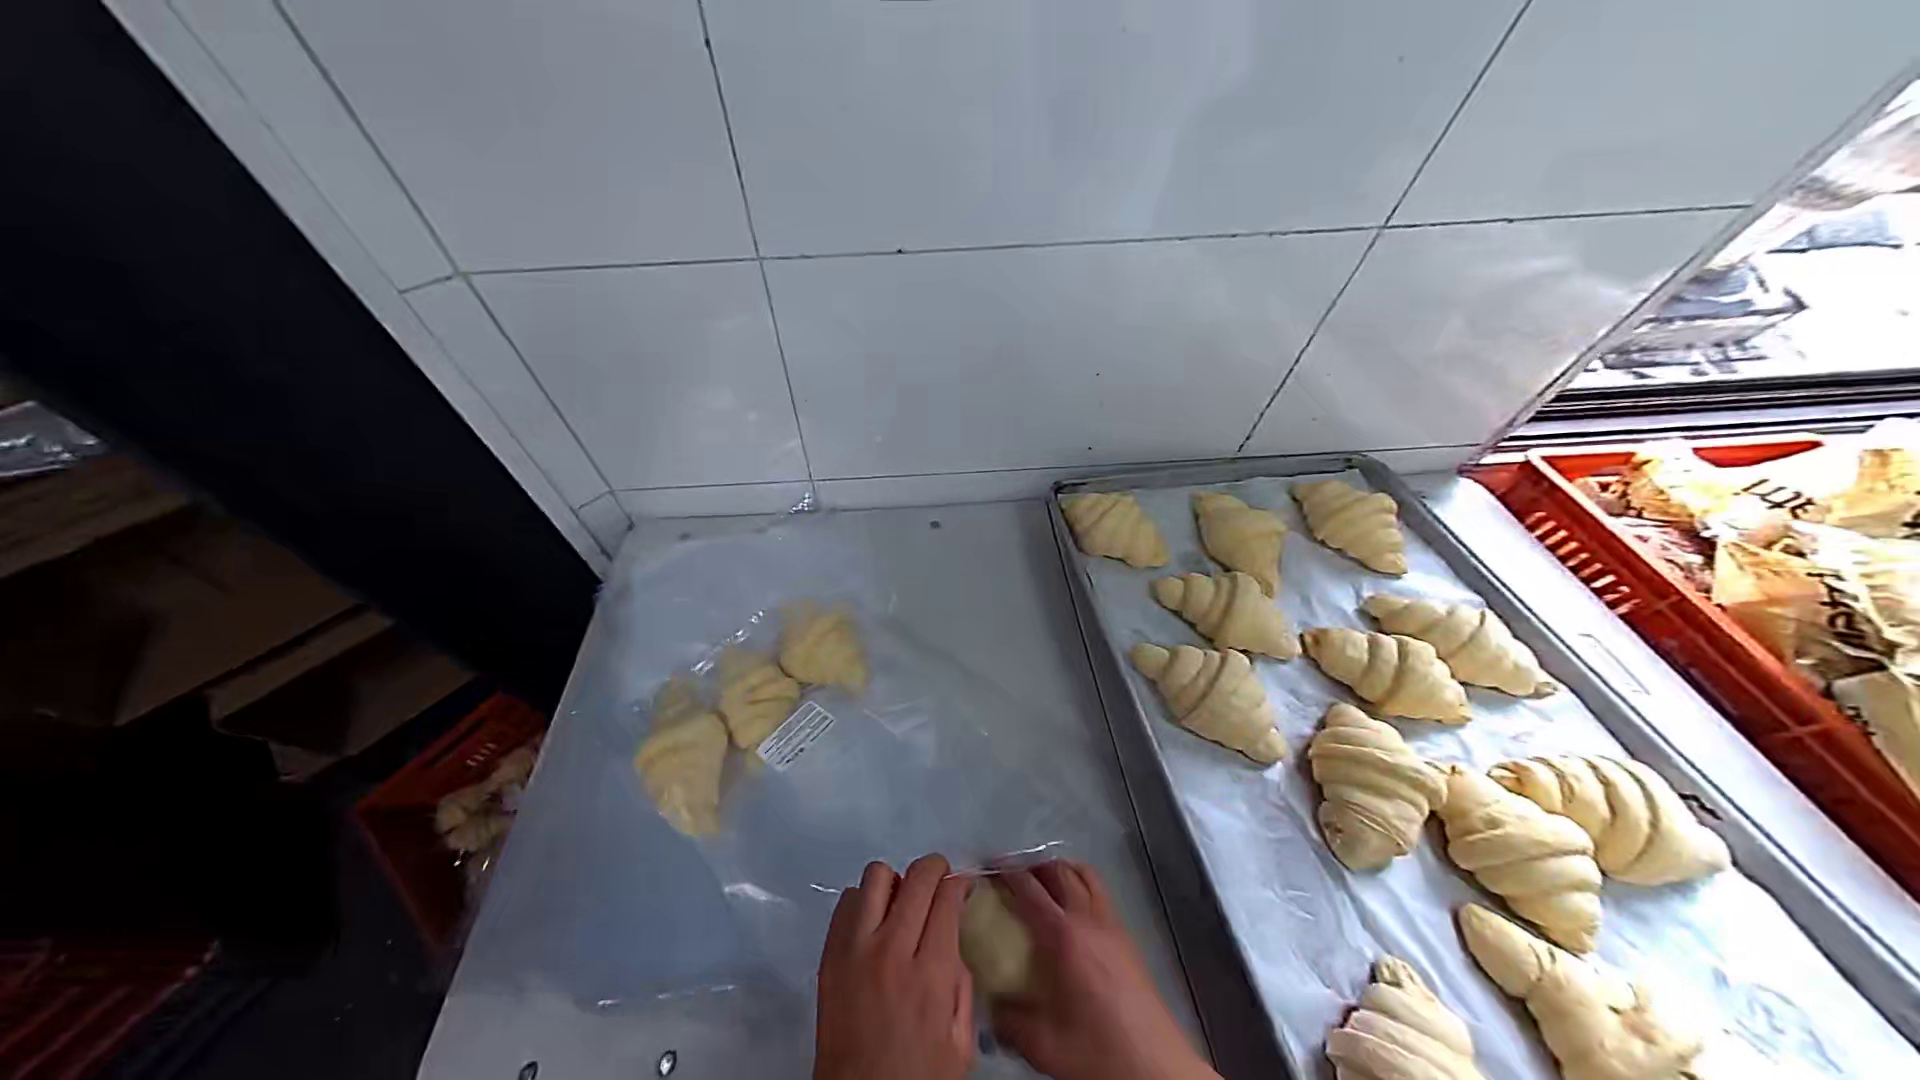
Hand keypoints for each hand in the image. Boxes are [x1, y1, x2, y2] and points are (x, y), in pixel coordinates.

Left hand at [814, 855, 973, 1079]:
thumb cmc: (916, 1077)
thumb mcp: (960, 1042)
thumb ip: (962, 983)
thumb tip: (953, 939)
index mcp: (930, 973)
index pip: (946, 897)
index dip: (959, 882)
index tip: (963, 885)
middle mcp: (891, 949)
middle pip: (916, 876)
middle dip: (935, 869)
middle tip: (939, 882)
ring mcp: (854, 948)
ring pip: (876, 875)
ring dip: (896, 883)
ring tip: (901, 904)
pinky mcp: (828, 954)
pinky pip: (846, 900)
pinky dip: (865, 901)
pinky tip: (874, 924)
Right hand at [992, 861, 1218, 1079]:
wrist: (1157, 1069)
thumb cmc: (1099, 1052)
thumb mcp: (1042, 1045)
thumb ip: (1009, 1021)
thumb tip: (990, 1006)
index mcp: (1064, 936)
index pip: (1029, 889)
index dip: (1006, 873)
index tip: (988, 868)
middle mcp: (1089, 919)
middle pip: (1059, 871)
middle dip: (1032, 866)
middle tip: (1011, 874)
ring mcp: (1112, 925)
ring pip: (1084, 875)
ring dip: (1060, 870)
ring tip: (1042, 883)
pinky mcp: (1127, 938)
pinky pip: (1100, 893)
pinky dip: (1080, 885)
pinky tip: (1071, 911)